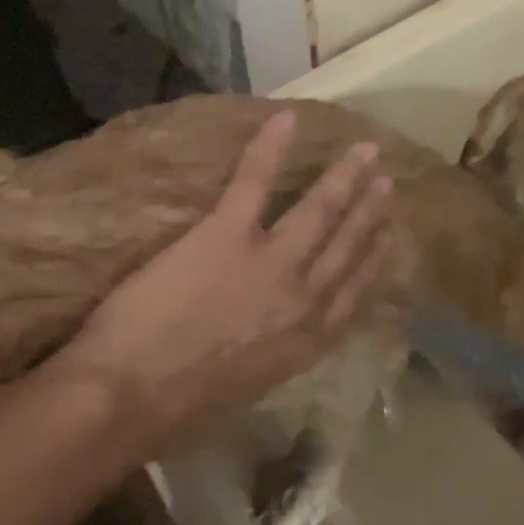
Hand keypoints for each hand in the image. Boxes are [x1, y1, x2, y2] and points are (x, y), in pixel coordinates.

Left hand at [54, 110, 391, 450]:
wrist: (133, 395)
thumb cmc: (177, 406)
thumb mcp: (245, 388)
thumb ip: (270, 352)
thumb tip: (274, 332)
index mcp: (304, 345)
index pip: (353, 295)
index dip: (373, 261)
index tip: (390, 238)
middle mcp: (301, 300)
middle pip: (345, 246)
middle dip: (369, 212)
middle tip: (387, 182)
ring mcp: (268, 263)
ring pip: (319, 211)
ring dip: (344, 178)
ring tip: (364, 151)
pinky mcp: (226, 234)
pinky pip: (256, 181)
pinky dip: (272, 147)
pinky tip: (288, 119)